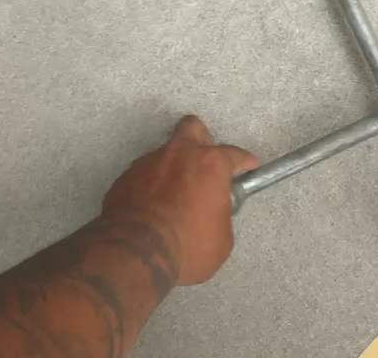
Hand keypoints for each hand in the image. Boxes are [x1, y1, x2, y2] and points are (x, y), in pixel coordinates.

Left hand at [100, 116, 257, 285]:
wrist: (138, 249)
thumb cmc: (187, 245)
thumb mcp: (221, 238)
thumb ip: (221, 214)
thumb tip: (213, 211)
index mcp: (208, 164)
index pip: (234, 154)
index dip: (244, 162)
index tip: (249, 165)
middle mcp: (179, 153)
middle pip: (193, 128)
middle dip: (202, 140)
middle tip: (205, 163)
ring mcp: (149, 161)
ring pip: (166, 154)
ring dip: (174, 169)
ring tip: (175, 197)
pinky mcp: (128, 174)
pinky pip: (146, 174)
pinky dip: (153, 186)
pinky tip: (154, 207)